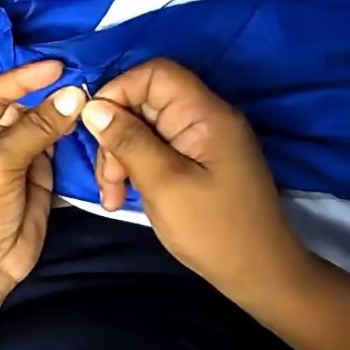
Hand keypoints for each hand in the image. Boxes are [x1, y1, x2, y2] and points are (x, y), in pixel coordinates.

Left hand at [0, 60, 85, 295]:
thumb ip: (36, 128)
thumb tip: (73, 94)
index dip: (24, 76)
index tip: (58, 65)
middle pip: (23, 105)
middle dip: (51, 94)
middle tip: (88, 81)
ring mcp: (17, 157)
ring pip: (44, 126)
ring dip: (65, 115)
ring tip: (95, 100)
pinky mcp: (39, 177)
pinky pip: (58, 150)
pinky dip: (73, 139)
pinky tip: (92, 125)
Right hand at [79, 59, 310, 289]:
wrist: (258, 275)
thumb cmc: (213, 229)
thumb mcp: (164, 184)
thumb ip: (128, 141)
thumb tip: (92, 107)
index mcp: (206, 115)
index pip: (155, 74)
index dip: (119, 91)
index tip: (95, 127)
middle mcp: (204, 118)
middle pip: (143, 102)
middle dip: (114, 135)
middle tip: (106, 178)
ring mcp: (198, 139)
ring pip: (140, 127)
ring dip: (117, 157)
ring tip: (111, 194)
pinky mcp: (192, 159)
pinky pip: (151, 148)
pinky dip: (131, 167)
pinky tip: (120, 195)